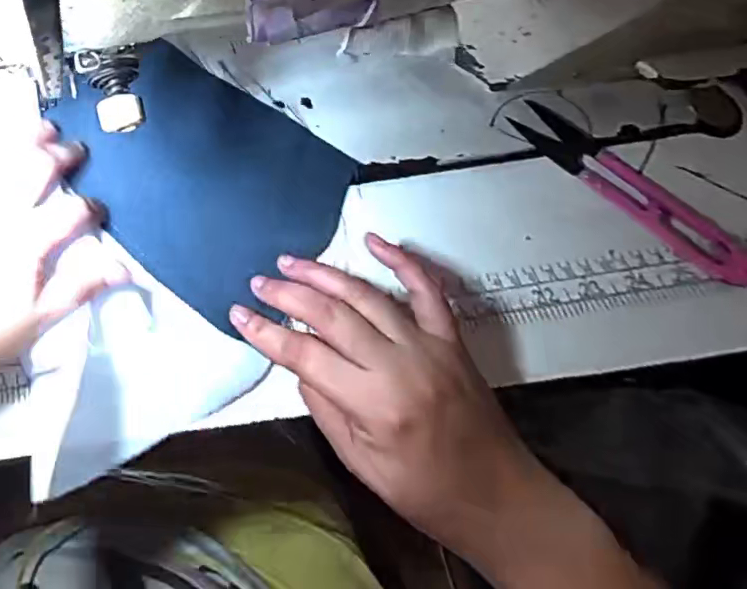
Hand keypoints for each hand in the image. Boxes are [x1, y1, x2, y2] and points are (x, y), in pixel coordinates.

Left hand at [0, 120, 124, 397]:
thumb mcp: (38, 319)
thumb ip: (79, 286)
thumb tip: (123, 266)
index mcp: (29, 238)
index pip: (72, 212)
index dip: (91, 209)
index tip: (98, 210)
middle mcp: (0, 210)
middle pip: (38, 169)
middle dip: (63, 155)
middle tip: (76, 148)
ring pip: (2, 157)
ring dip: (26, 139)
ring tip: (42, 129)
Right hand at [228, 235, 568, 568]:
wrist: (509, 505)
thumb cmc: (427, 492)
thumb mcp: (359, 460)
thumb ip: (321, 404)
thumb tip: (296, 358)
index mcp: (376, 404)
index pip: (303, 353)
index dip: (264, 332)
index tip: (238, 314)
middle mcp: (402, 367)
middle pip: (330, 314)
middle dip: (286, 294)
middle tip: (258, 283)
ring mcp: (430, 348)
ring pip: (366, 295)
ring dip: (322, 274)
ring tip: (289, 262)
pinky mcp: (452, 342)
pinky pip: (428, 292)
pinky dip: (403, 262)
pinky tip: (375, 241)